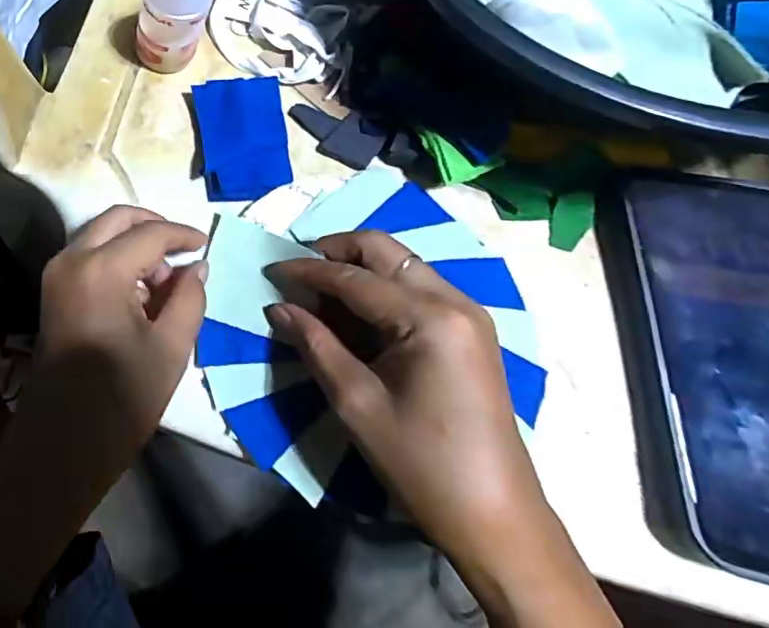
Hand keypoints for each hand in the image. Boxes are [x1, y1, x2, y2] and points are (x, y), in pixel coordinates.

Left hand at [0, 207, 206, 615]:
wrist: (59, 449)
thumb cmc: (121, 400)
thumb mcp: (171, 347)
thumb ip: (189, 296)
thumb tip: (196, 266)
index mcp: (101, 270)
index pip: (151, 234)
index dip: (183, 234)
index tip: (206, 244)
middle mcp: (71, 260)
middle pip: (118, 219)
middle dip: (154, 227)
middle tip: (184, 251)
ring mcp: (56, 275)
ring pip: (102, 234)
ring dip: (135, 243)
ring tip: (164, 281)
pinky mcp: (52, 293)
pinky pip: (89, 255)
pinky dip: (117, 258)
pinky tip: (140, 291)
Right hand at [268, 231, 617, 627]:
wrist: (496, 518)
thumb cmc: (423, 466)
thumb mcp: (358, 405)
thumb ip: (316, 346)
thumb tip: (279, 307)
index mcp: (430, 317)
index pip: (356, 277)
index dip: (308, 270)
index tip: (272, 269)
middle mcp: (454, 299)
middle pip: (386, 251)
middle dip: (337, 253)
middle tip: (299, 274)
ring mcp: (468, 312)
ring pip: (403, 266)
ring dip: (360, 271)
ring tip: (321, 299)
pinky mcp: (471, 329)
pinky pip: (419, 290)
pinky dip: (384, 291)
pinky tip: (357, 318)